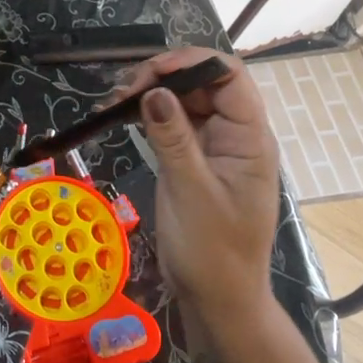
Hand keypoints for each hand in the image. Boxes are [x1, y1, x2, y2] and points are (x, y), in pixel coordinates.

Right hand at [112, 48, 280, 315]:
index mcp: (249, 137)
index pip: (228, 76)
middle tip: (122, 92)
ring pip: (183, 98)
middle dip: (162, 76)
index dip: (192, 62)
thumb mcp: (191, 192)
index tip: (150, 71)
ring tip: (113, 102)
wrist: (217, 300)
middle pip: (201, 82)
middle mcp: (234, 133)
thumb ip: (173, 138)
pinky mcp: (192, 157)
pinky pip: (171, 121)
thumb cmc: (214, 251)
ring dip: (150, 92)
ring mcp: (212, 144)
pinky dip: (146, 113)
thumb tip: (153, 91)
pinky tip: (120, 115)